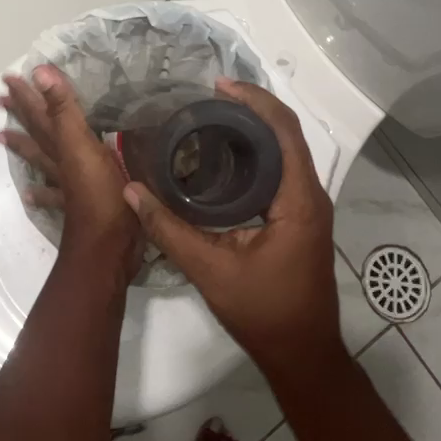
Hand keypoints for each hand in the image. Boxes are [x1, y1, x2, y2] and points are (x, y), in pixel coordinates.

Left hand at [0, 64, 143, 276]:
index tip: (8, 78)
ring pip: (40, 160)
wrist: (108, 243)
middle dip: (20, 114)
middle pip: (36, 133)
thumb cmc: (99, 190)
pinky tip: (28, 195)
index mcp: (63, 143)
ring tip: (2, 138)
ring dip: (23, 147)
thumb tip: (39, 72)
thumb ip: (64, 108)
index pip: (41, 113)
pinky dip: (40, 193)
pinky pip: (53, 196)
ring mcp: (67, 185)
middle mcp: (60, 161)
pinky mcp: (77, 206)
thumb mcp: (82, 143)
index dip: (27, 94)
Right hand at [122, 78, 341, 368]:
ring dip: (254, 129)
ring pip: (285, 151)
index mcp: (299, 199)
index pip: (284, 130)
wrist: (303, 356)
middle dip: (250, 108)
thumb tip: (131, 190)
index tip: (219, 85)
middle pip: (286, 133)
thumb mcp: (211, 271)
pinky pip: (280, 170)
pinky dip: (256, 153)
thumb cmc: (264, 313)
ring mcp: (308, 206)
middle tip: (207, 97)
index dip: (255, 101)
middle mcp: (310, 194)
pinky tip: (223, 155)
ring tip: (211, 116)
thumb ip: (169, 229)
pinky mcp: (299, 217)